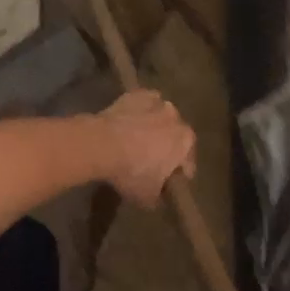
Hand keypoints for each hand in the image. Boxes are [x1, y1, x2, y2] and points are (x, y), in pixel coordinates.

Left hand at [97, 90, 195, 207]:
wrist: (102, 142)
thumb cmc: (131, 171)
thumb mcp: (148, 197)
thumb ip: (158, 197)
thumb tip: (157, 196)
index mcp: (185, 141)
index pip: (187, 163)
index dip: (178, 175)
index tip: (167, 183)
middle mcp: (175, 116)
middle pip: (175, 136)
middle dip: (167, 147)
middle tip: (151, 161)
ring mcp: (155, 101)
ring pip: (159, 117)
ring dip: (153, 127)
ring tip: (137, 141)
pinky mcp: (135, 93)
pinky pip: (142, 104)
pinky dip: (139, 112)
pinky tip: (128, 123)